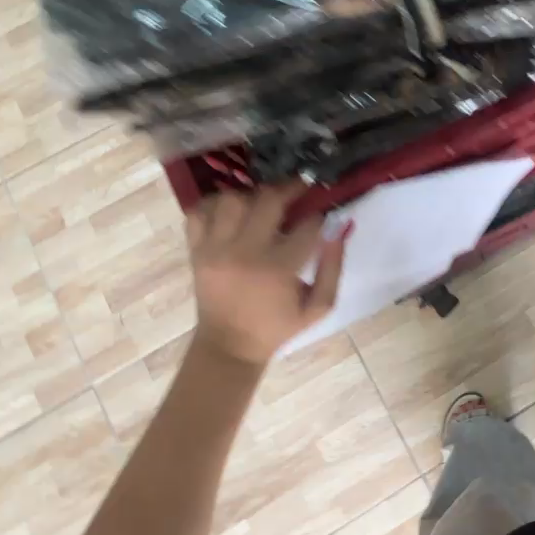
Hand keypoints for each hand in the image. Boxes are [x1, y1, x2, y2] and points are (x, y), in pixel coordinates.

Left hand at [185, 184, 348, 365]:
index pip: (306, 225)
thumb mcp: (318, 306)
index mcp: (278, 269)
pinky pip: (199, 212)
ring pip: (232, 198)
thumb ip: (333, 267)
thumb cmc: (278, 326)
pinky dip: (214, 205)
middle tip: (299, 188)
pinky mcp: (196, 251)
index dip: (319, 216)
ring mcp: (214, 249)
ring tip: (262, 202)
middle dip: (289, 188)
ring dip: (251, 195)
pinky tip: (231, 211)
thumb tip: (338, 227)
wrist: (229, 346)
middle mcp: (244, 252)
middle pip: (267, 199)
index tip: (322, 214)